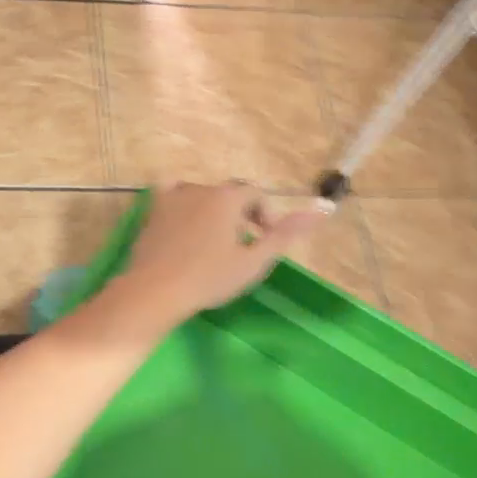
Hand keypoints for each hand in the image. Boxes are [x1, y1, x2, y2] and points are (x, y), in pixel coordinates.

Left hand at [112, 182, 328, 326]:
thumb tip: (324, 208)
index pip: (255, 195)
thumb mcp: (253, 260)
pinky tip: (185, 223)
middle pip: (229, 194)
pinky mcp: (152, 210)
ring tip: (216, 242)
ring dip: (214, 212)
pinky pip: (172, 195)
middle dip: (241, 215)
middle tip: (243, 246)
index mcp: (227, 197)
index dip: (266, 215)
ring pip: (202, 196)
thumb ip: (285, 233)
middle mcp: (200, 188)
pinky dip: (184, 204)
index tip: (266, 240)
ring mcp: (172, 197)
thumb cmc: (208, 278)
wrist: (154, 290)